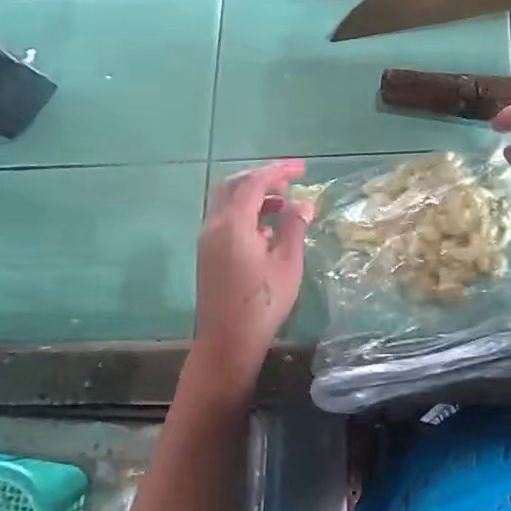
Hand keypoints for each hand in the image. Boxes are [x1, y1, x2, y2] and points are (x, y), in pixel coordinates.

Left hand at [189, 159, 311, 403]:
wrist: (228, 341)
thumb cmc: (263, 303)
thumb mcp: (287, 263)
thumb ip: (294, 228)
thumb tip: (304, 205)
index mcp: (233, 223)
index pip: (254, 182)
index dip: (278, 171)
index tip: (302, 169)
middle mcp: (214, 224)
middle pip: (234, 185)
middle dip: (262, 178)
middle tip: (289, 182)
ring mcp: (207, 239)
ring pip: (227, 202)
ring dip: (253, 196)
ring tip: (283, 206)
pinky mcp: (207, 252)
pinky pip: (224, 219)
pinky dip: (245, 213)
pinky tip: (267, 230)